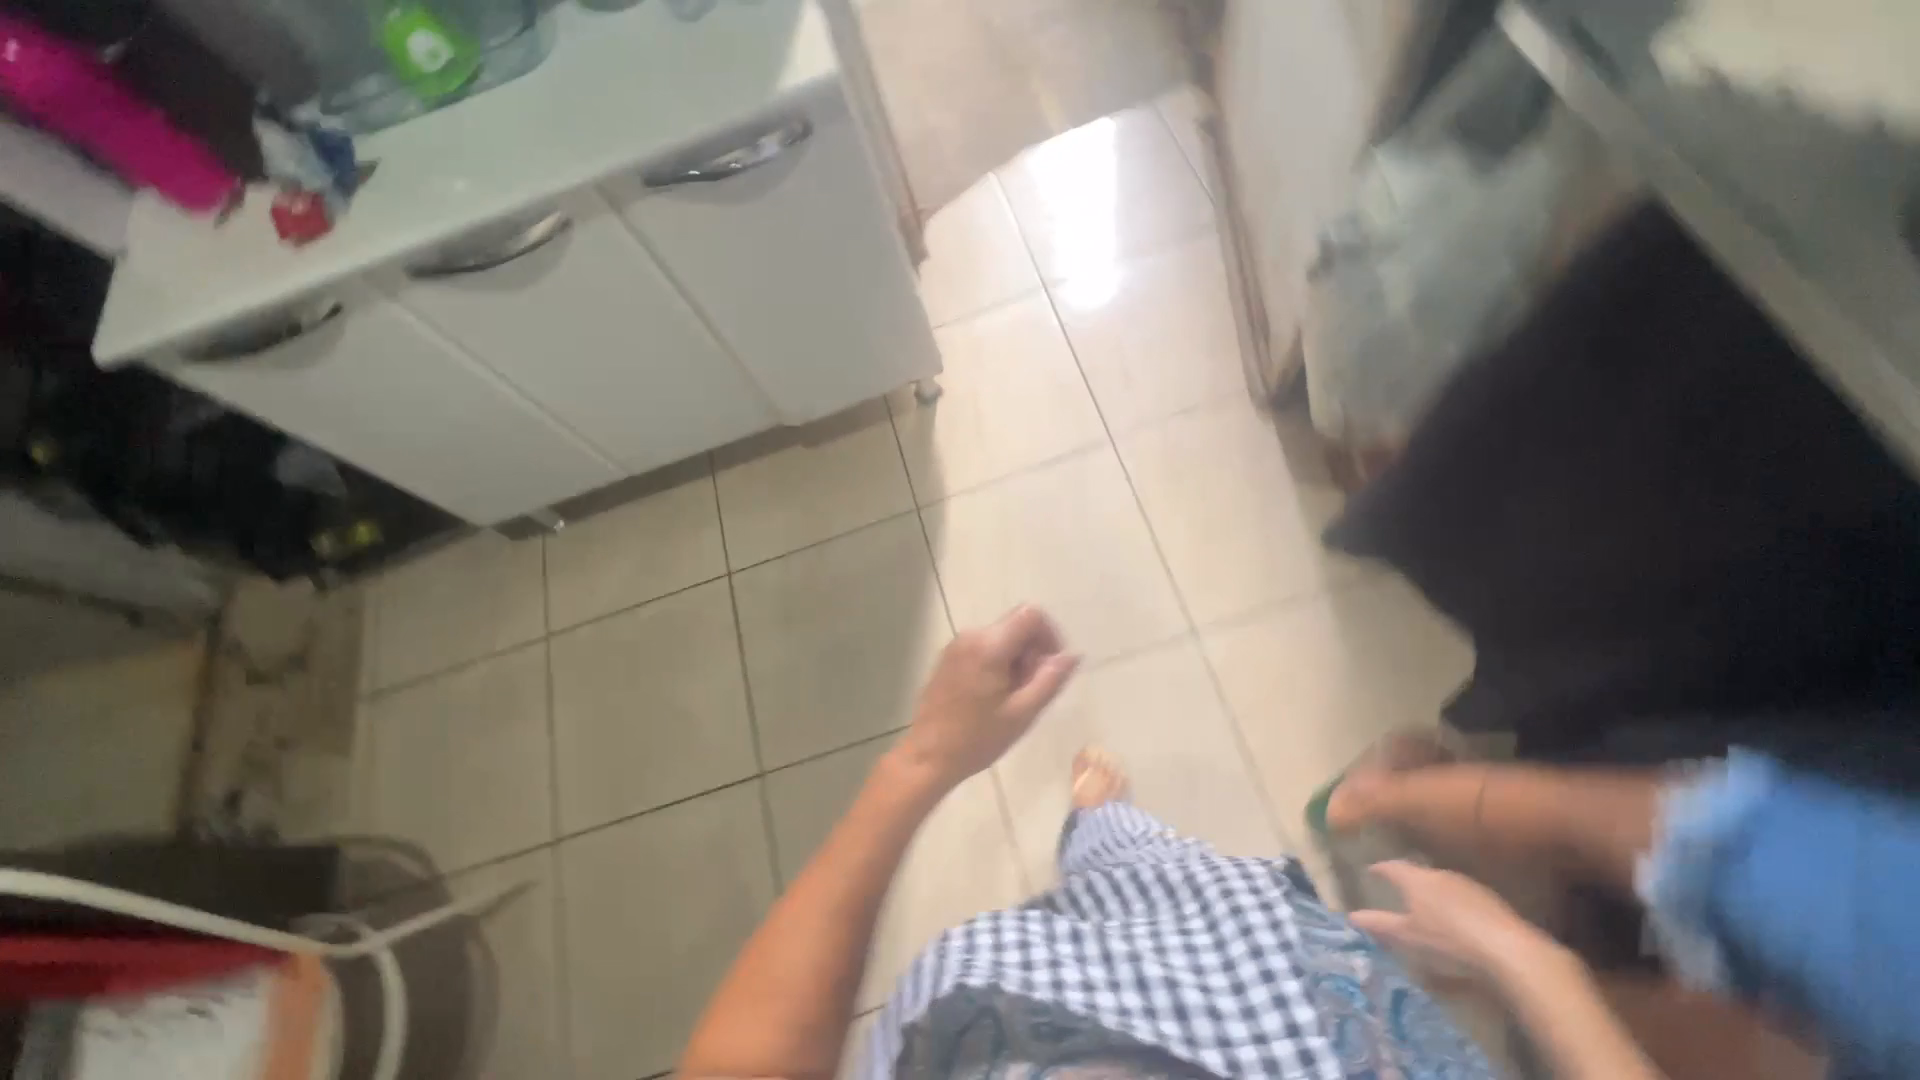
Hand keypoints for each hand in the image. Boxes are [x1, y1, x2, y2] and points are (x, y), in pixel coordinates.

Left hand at [893, 605, 1079, 789]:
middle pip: (1016, 625)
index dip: (1050, 636)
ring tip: (1012, 698)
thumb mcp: (1022, 713)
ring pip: (1001, 637)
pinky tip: (994, 696)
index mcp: (989, 645)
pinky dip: (998, 662)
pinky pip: (984, 647)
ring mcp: (956, 645)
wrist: (928, 756)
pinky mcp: (949, 657)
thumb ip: (1050, 679)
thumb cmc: (977, 738)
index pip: (1032, 614)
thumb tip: (1072, 655)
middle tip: (1031, 690)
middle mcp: (971, 635)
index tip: (1050, 668)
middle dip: (1033, 652)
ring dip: (1016, 660)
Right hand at [1350, 861, 1553, 980]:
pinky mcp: (1491, 900)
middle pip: (1418, 872)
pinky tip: (1458, 921)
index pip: (1391, 866)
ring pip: (1442, 883)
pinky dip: (1454, 904)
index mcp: (1415, 879)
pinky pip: (1463, 896)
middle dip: (1407, 880)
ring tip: (1427, 906)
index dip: (1379, 869)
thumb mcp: (1407, 937)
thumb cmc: (1447, 941)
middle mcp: (1440, 874)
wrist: (1509, 950)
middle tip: (1398, 890)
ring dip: (1433, 892)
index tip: (1370, 871)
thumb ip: (1379, 924)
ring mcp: (1468, 885)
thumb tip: (1352, 915)